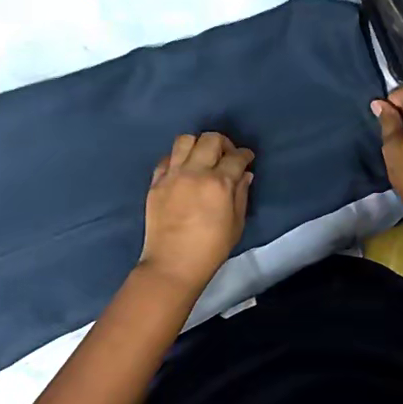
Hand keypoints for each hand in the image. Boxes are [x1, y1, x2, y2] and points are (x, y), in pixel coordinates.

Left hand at [139, 132, 254, 292]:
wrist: (172, 264)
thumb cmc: (210, 249)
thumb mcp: (236, 224)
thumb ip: (241, 195)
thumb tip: (244, 174)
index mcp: (218, 183)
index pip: (236, 157)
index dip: (245, 155)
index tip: (247, 158)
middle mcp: (194, 172)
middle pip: (210, 139)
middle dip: (223, 143)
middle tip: (226, 156)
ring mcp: (172, 175)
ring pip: (185, 140)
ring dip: (198, 144)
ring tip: (202, 158)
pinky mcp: (155, 182)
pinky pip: (166, 158)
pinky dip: (177, 159)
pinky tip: (183, 170)